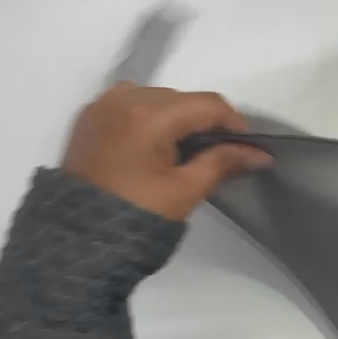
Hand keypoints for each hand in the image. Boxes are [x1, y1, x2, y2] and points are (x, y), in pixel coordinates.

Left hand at [60, 83, 271, 220]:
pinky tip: (152, 145)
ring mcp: (102, 105)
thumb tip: (260, 154)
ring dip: (175, 118)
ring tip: (181, 151)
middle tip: (213, 156)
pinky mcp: (89, 118)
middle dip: (203, 122)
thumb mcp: (186, 189)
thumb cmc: (137, 214)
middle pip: (181, 98)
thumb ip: (224, 162)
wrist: (76, 240)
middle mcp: (123, 98)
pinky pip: (129, 104)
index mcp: (149, 114)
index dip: (234, 123)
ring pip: (156, 98)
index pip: (207, 104)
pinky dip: (147, 117)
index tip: (245, 149)